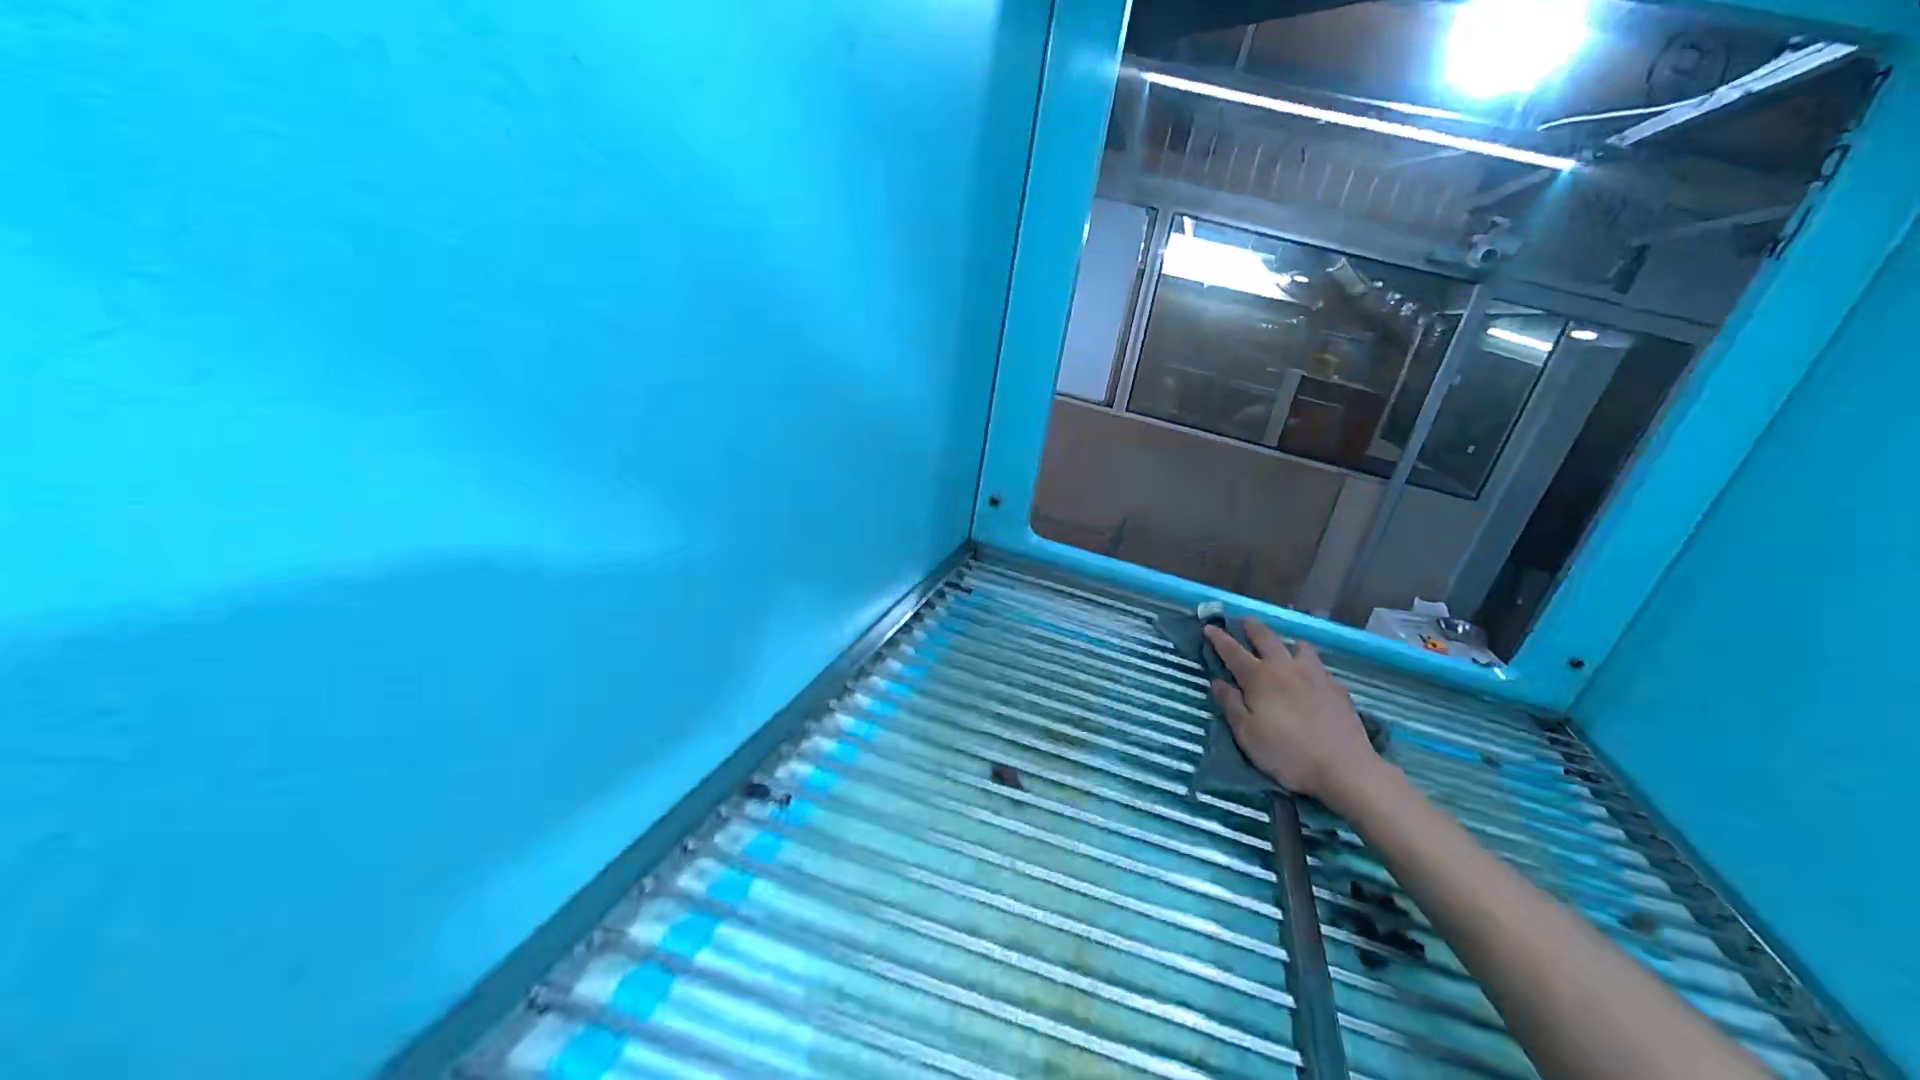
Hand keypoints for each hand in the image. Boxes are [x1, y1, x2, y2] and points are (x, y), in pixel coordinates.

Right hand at [1204, 618, 1384, 805]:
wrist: (1344, 768)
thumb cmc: (1287, 753)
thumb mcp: (1247, 734)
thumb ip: (1231, 705)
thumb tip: (1217, 682)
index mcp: (1259, 679)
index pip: (1233, 651)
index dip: (1219, 638)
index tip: (1209, 627)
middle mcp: (1286, 668)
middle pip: (1267, 638)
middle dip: (1252, 628)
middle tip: (1244, 621)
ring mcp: (1315, 675)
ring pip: (1299, 646)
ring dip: (1286, 643)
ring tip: (1283, 648)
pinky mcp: (1337, 688)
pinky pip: (1319, 666)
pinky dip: (1308, 664)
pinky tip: (1309, 678)